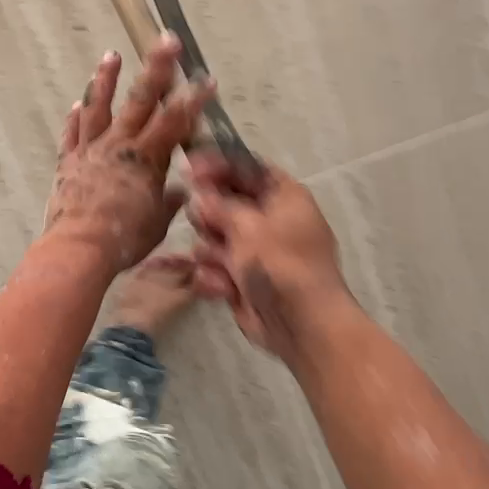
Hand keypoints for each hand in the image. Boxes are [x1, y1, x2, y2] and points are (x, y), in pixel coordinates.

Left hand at [46, 33, 214, 271]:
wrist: (79, 247)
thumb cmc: (124, 239)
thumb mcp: (157, 223)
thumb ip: (167, 201)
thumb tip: (178, 189)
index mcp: (146, 158)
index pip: (176, 120)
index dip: (193, 99)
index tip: (207, 79)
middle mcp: (118, 146)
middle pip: (140, 100)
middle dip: (157, 68)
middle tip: (166, 39)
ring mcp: (90, 152)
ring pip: (99, 108)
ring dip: (106, 80)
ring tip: (111, 55)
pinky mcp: (67, 163)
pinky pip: (71, 135)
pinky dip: (75, 118)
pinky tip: (78, 103)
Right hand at [187, 155, 357, 358]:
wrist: (300, 324)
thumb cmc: (281, 264)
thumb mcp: (249, 224)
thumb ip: (218, 203)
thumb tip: (198, 193)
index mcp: (282, 197)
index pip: (246, 168)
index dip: (217, 165)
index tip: (188, 169)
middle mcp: (267, 220)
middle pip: (221, 202)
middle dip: (209, 216)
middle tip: (208, 225)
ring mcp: (252, 251)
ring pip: (210, 237)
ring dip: (211, 252)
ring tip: (224, 266)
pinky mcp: (239, 278)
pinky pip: (212, 267)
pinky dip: (214, 277)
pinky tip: (223, 289)